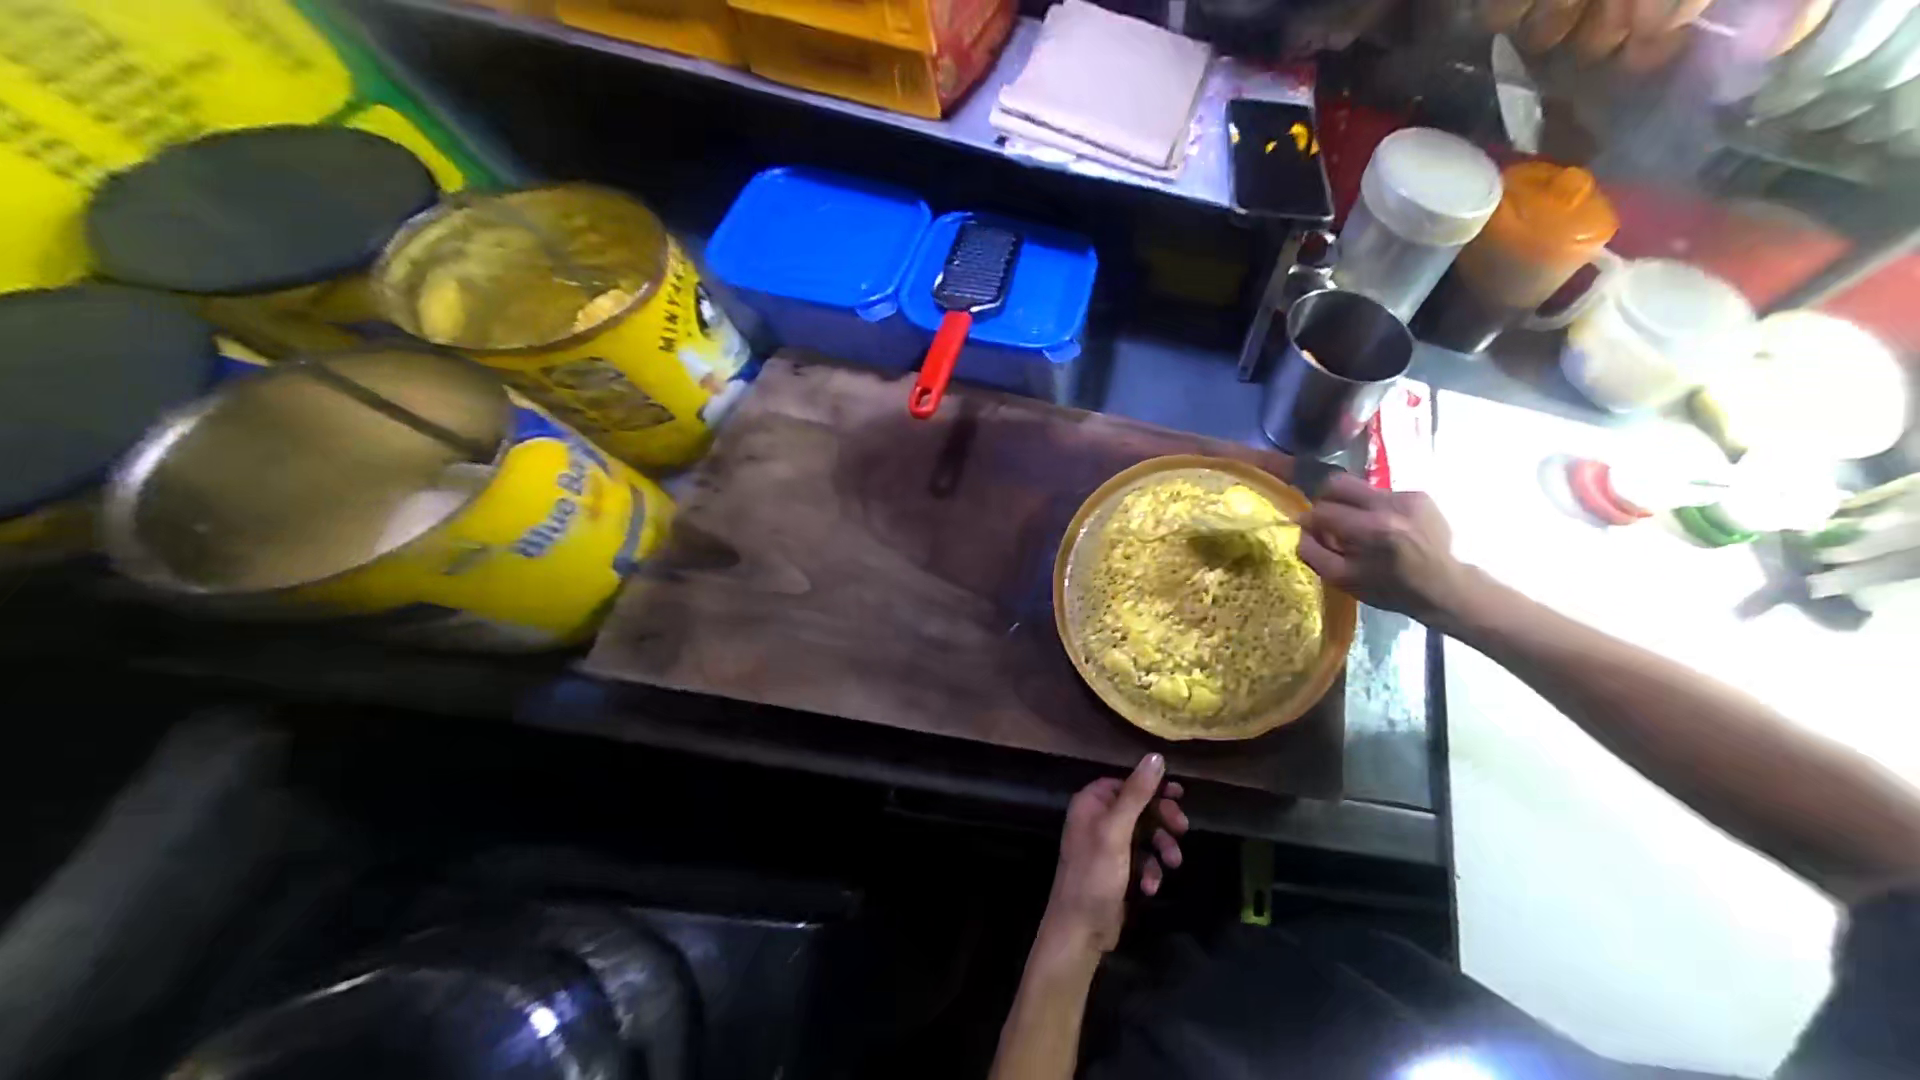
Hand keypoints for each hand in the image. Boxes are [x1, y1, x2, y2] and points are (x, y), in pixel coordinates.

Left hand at [1042, 754, 1188, 955]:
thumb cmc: (1094, 874)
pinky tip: (1150, 887)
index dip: (1152, 787)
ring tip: (1173, 863)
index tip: (1179, 794)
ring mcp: (1108, 845)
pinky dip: (1151, 871)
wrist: (1081, 929)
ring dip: (1162, 849)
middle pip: (1140, 808)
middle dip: (1162, 821)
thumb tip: (1156, 757)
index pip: (1126, 782)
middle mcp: (1098, 819)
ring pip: (1146, 835)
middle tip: (1182, 829)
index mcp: (1091, 802)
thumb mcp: (1116, 830)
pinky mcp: (1118, 870)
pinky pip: (1143, 860)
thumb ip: (1137, 793)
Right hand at [1298, 472, 1472, 623]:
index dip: (1310, 520)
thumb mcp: (1342, 579)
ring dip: (1351, 504)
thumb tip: (1301, 529)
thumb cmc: (1390, 588)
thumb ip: (1313, 552)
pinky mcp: (1419, 495)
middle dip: (1324, 498)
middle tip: (1326, 518)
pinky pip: (1381, 494)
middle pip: (1338, 482)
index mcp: (1370, 528)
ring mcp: (1407, 496)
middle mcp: (1389, 504)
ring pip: (1359, 488)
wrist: (1444, 587)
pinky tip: (1383, 527)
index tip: (1310, 530)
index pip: (1322, 510)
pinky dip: (1374, 508)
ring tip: (1358, 526)